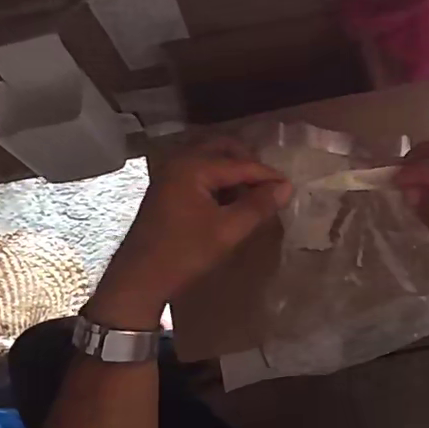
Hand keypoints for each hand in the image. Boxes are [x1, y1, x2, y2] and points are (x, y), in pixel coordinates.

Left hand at [88, 140, 290, 327]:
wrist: (139, 279)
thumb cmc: (184, 254)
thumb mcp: (227, 232)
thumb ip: (258, 206)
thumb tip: (285, 187)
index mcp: (193, 167)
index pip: (240, 163)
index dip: (267, 175)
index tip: (289, 187)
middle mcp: (179, 162)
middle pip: (222, 149)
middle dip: (248, 163)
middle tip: (269, 184)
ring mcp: (169, 174)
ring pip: (209, 159)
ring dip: (232, 170)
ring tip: (253, 193)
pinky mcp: (165, 189)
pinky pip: (197, 172)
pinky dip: (217, 179)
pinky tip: (229, 200)